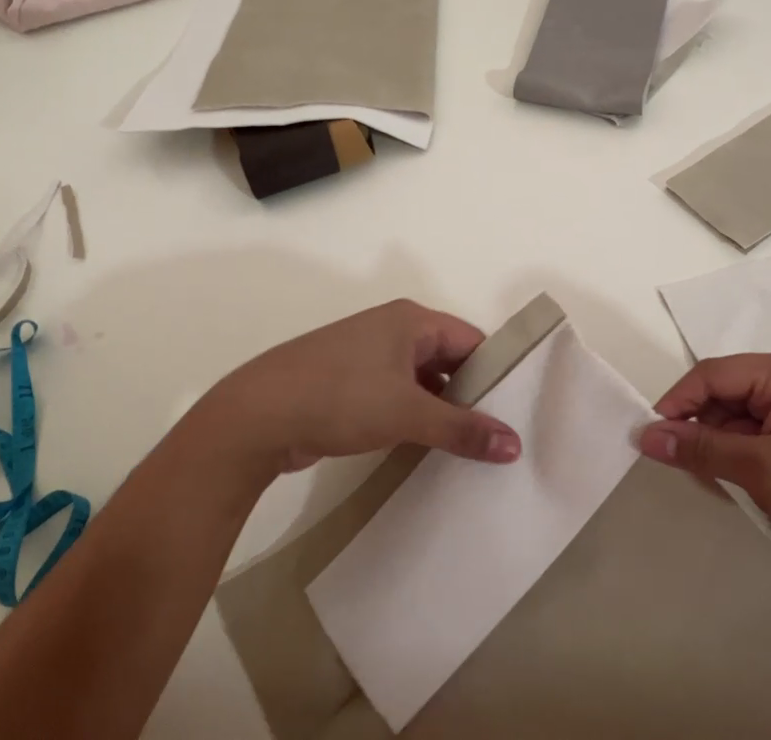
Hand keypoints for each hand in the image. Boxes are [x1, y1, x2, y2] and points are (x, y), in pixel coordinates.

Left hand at [195, 299, 521, 474]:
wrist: (254, 417)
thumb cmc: (339, 398)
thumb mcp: (408, 413)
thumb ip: (463, 429)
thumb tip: (514, 445)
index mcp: (410, 320)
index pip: (471, 341)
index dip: (495, 374)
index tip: (516, 413)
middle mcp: (390, 330)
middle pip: (447, 360)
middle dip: (469, 396)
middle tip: (495, 436)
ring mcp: (365, 357)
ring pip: (419, 381)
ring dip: (438, 410)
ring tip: (466, 448)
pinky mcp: (346, 384)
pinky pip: (394, 396)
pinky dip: (411, 418)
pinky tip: (423, 449)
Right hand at [637, 349, 770, 574]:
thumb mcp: (765, 469)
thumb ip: (703, 448)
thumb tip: (646, 434)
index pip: (713, 374)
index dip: (677, 403)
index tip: (649, 439)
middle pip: (727, 394)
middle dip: (700, 428)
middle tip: (680, 467)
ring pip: (743, 418)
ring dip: (723, 446)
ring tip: (715, 482)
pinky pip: (765, 435)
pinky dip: (747, 457)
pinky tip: (743, 484)